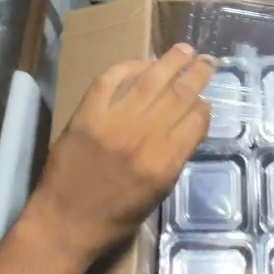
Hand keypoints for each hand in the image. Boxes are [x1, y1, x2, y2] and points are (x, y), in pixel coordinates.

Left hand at [17, 43, 213, 261]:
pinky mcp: (86, 116)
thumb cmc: (114, 218)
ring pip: (149, 81)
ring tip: (184, 50)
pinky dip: (127, 66)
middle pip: (179, 96)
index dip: (204, 108)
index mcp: (163, 164)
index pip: (195, 122)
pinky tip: (141, 61)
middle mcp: (142, 139)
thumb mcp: (157, 194)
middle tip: (208, 62)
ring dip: (170, 62)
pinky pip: (109, 81)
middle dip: (197, 76)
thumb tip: (190, 123)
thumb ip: (175, 157)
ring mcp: (112, 124)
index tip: (206, 100)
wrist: (64, 223)